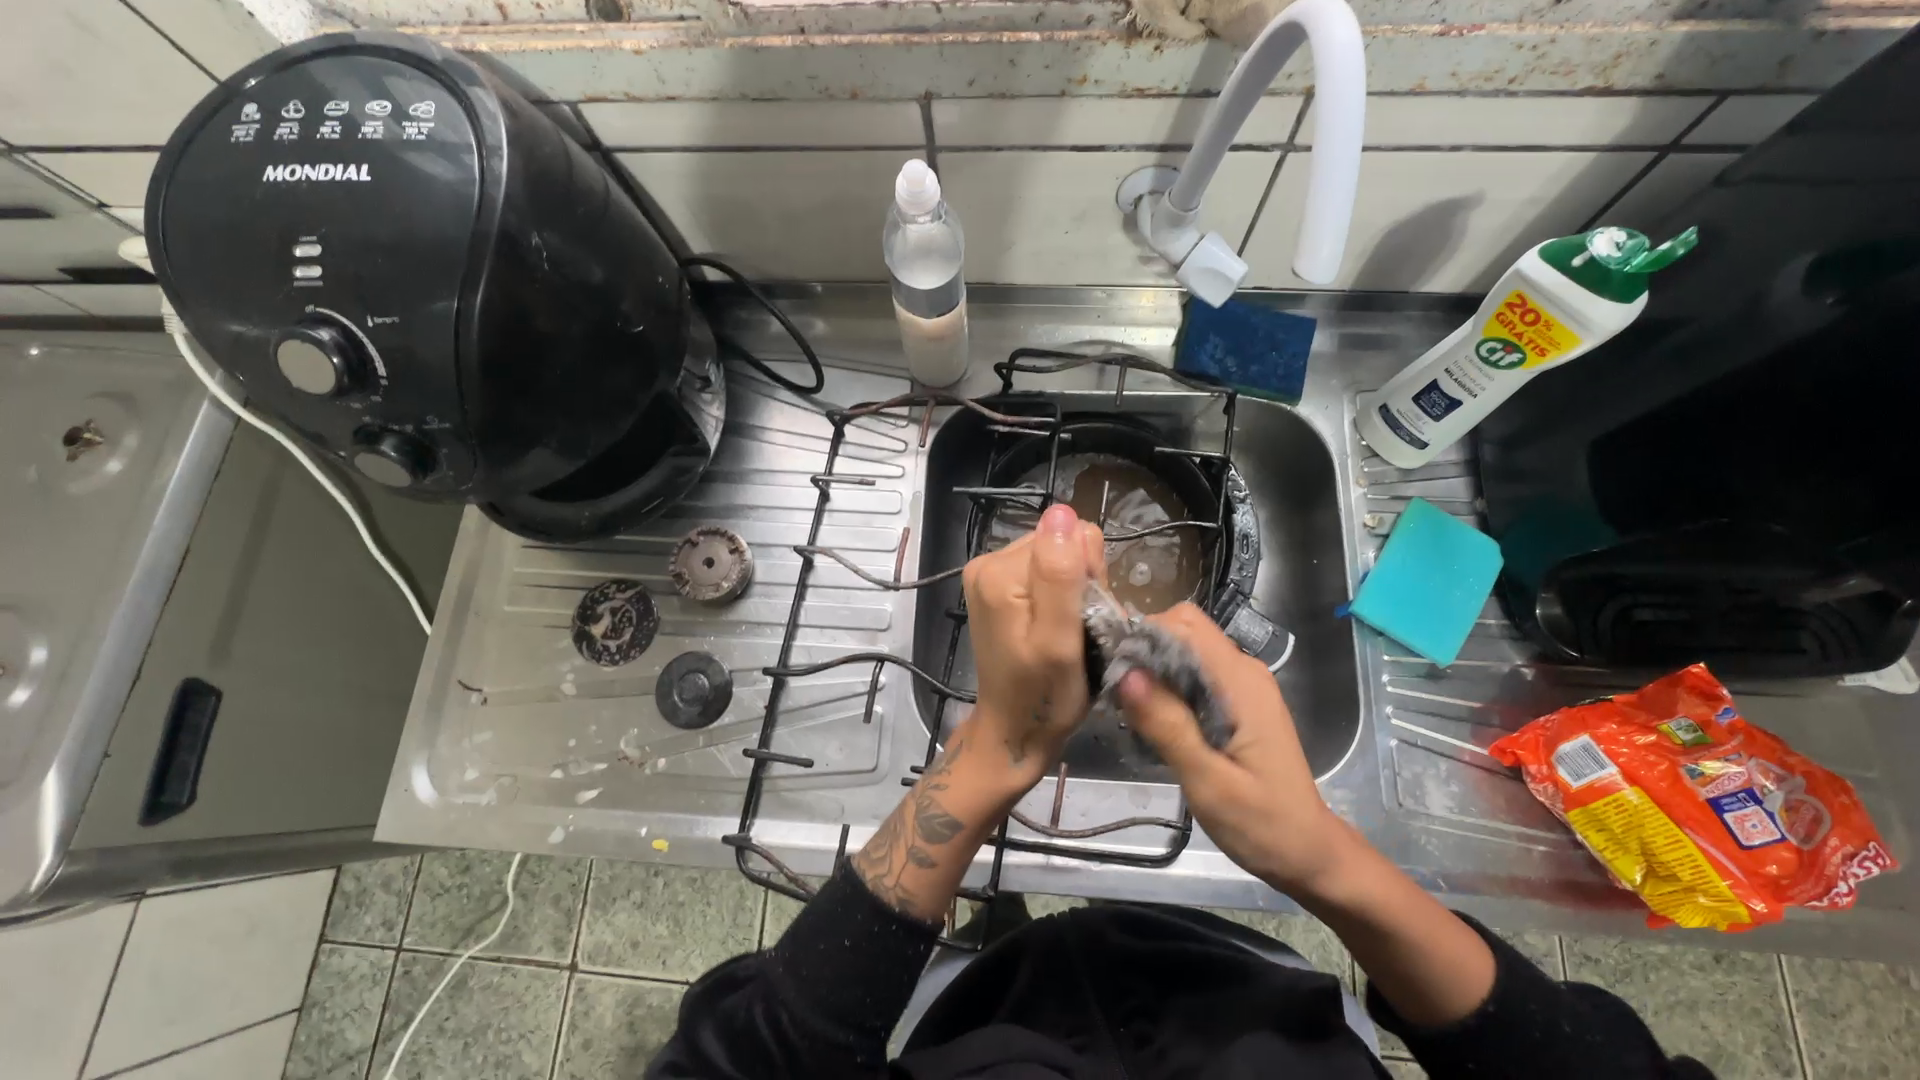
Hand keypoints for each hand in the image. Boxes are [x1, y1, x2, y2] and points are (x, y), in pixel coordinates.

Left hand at [959, 502, 1104, 789]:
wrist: (1014, 730)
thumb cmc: (1043, 695)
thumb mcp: (1059, 640)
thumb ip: (1060, 576)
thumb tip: (1062, 512)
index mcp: (999, 570)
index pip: (1073, 537)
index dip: (1092, 578)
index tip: (1085, 619)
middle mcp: (989, 562)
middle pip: (1065, 544)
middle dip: (1083, 585)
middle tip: (1077, 630)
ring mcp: (992, 574)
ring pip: (1061, 558)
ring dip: (1075, 593)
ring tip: (1068, 633)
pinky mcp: (1000, 587)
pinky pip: (1049, 573)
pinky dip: (1063, 599)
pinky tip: (1058, 629)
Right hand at [1118, 604, 1362, 893]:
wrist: (1306, 852)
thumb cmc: (1260, 823)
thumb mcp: (1208, 782)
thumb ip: (1168, 726)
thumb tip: (1126, 674)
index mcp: (1241, 683)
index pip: (1184, 625)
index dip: (1143, 636)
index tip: (1113, 672)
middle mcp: (1243, 672)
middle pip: (1183, 631)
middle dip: (1144, 652)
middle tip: (1118, 697)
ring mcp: (1242, 686)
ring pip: (1185, 652)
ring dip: (1153, 672)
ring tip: (1130, 714)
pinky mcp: (1236, 702)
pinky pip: (1194, 675)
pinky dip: (1167, 688)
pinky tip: (1154, 724)